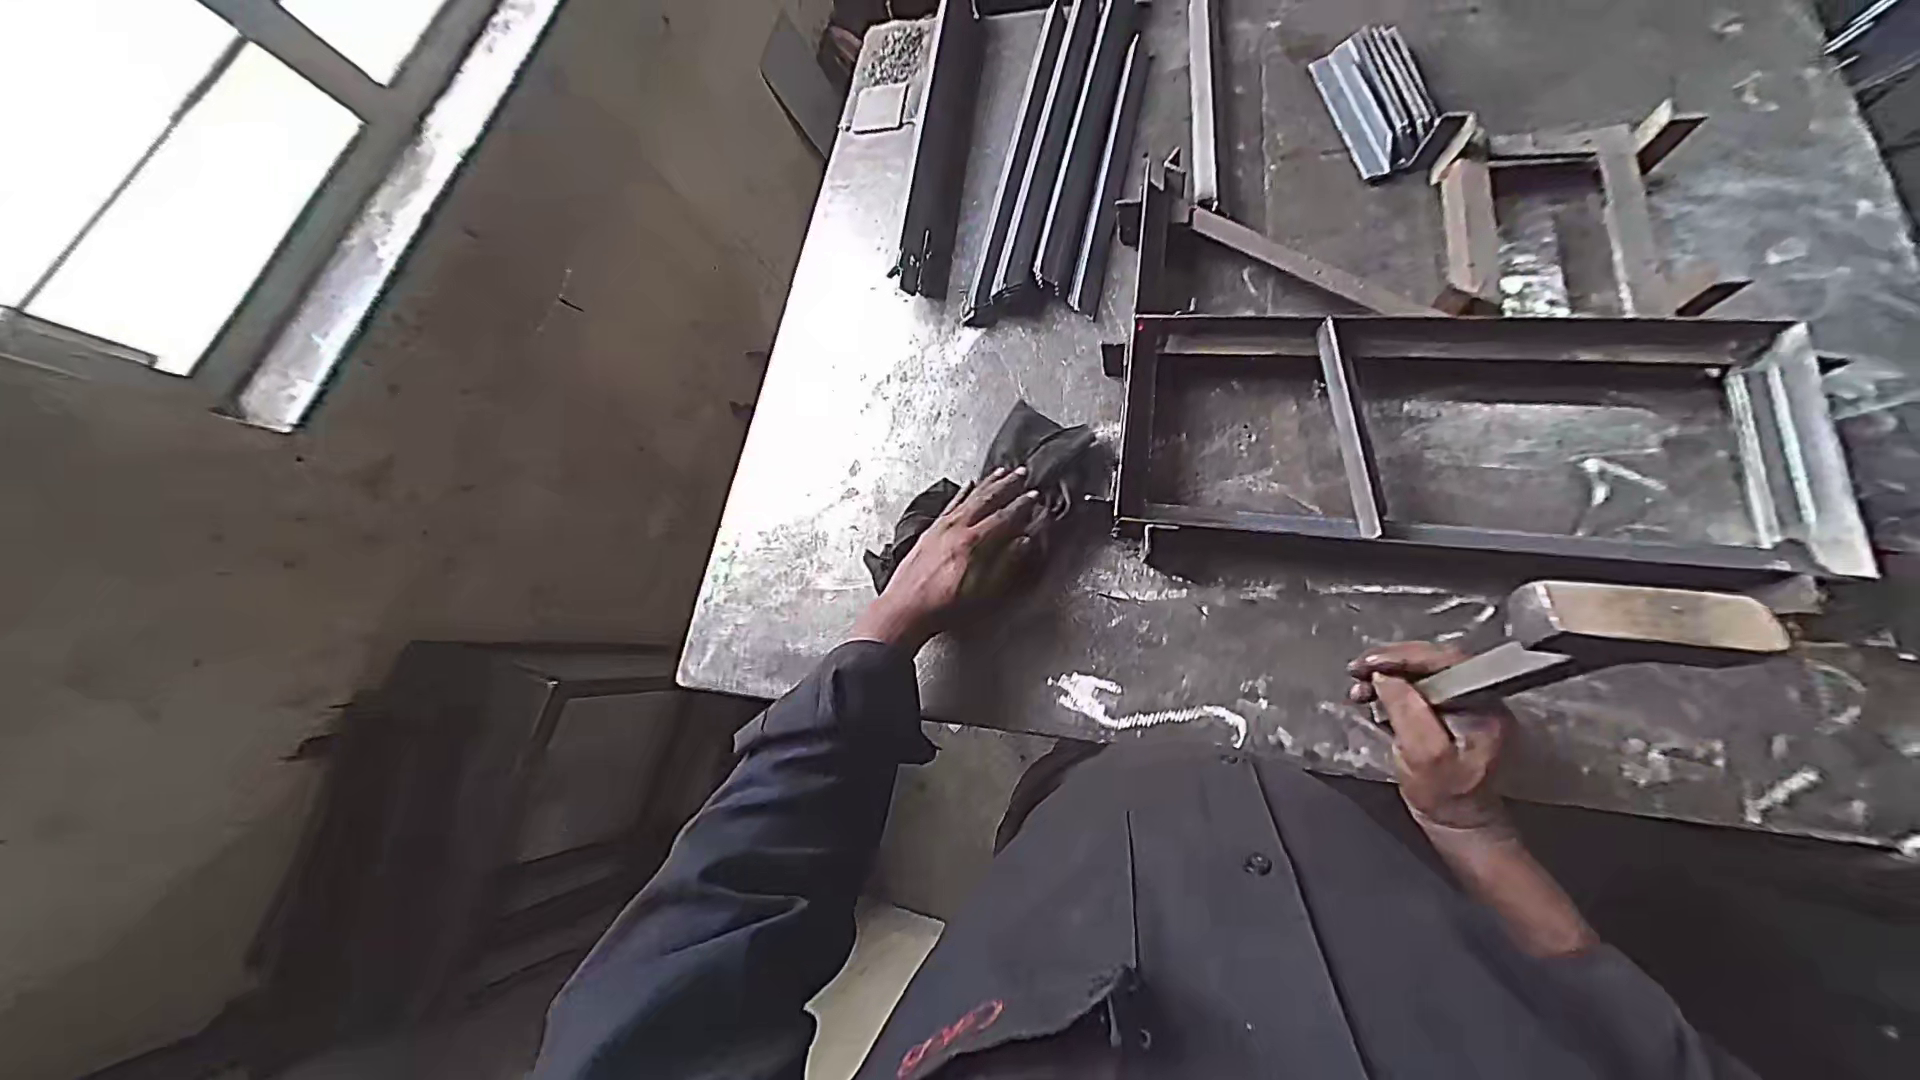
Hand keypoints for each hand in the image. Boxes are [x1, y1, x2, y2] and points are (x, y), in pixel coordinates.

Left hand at [850, 467, 1041, 652]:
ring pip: (969, 497)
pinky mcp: (930, 531)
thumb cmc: (943, 607)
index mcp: (972, 543)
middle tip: (1022, 472)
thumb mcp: (983, 593)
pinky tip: (968, 486)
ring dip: (988, 483)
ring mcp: (941, 527)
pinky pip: (951, 504)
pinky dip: (962, 492)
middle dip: (1007, 484)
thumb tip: (1023, 543)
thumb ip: (1005, 564)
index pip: (1004, 517)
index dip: (1022, 505)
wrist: (905, 609)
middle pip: (987, 499)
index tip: (1034, 496)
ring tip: (1001, 472)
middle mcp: (956, 529)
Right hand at [1348, 643, 1511, 831]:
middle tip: (1355, 670)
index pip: (1445, 661)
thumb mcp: (1425, 754)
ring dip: (1383, 675)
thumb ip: (1407, 711)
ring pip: (1417, 673)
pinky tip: (1367, 696)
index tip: (1368, 663)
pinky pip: (1412, 688)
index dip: (1403, 656)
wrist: (1457, 824)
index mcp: (1485, 704)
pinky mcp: (1441, 713)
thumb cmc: (1445, 794)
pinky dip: (1386, 687)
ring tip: (1357, 689)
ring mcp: (1460, 704)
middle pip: (1429, 662)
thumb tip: (1382, 675)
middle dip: (1388, 663)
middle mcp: (1477, 697)